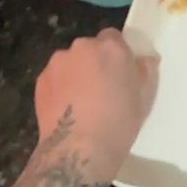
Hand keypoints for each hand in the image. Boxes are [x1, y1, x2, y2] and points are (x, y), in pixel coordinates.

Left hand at [34, 27, 157, 169]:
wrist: (79, 148)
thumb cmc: (118, 124)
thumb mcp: (141, 99)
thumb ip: (141, 73)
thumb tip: (144, 60)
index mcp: (112, 49)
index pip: (114, 37)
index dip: (116, 54)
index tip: (119, 72)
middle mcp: (83, 47)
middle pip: (90, 48)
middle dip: (94, 63)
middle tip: (101, 89)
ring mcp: (58, 62)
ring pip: (70, 62)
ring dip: (75, 74)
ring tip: (80, 102)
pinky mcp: (41, 78)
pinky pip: (55, 77)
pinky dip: (60, 87)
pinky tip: (66, 109)